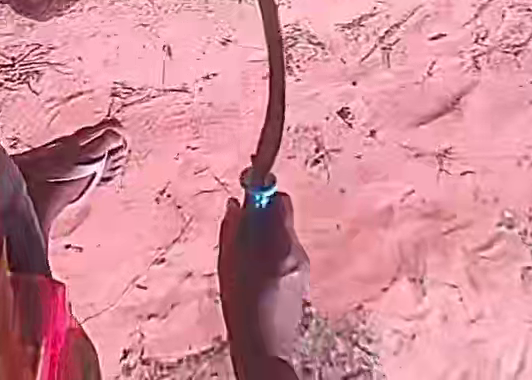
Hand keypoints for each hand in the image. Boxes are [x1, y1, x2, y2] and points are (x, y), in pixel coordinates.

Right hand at [218, 192, 308, 377]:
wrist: (264, 348)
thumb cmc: (241, 305)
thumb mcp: (227, 263)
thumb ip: (232, 229)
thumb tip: (235, 205)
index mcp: (276, 244)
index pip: (277, 198)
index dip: (262, 187)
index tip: (250, 183)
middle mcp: (294, 249)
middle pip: (283, 211)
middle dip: (265, 210)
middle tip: (246, 221)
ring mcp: (302, 263)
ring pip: (284, 230)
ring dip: (269, 231)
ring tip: (251, 253)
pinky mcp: (304, 276)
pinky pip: (288, 249)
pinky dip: (276, 249)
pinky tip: (262, 270)